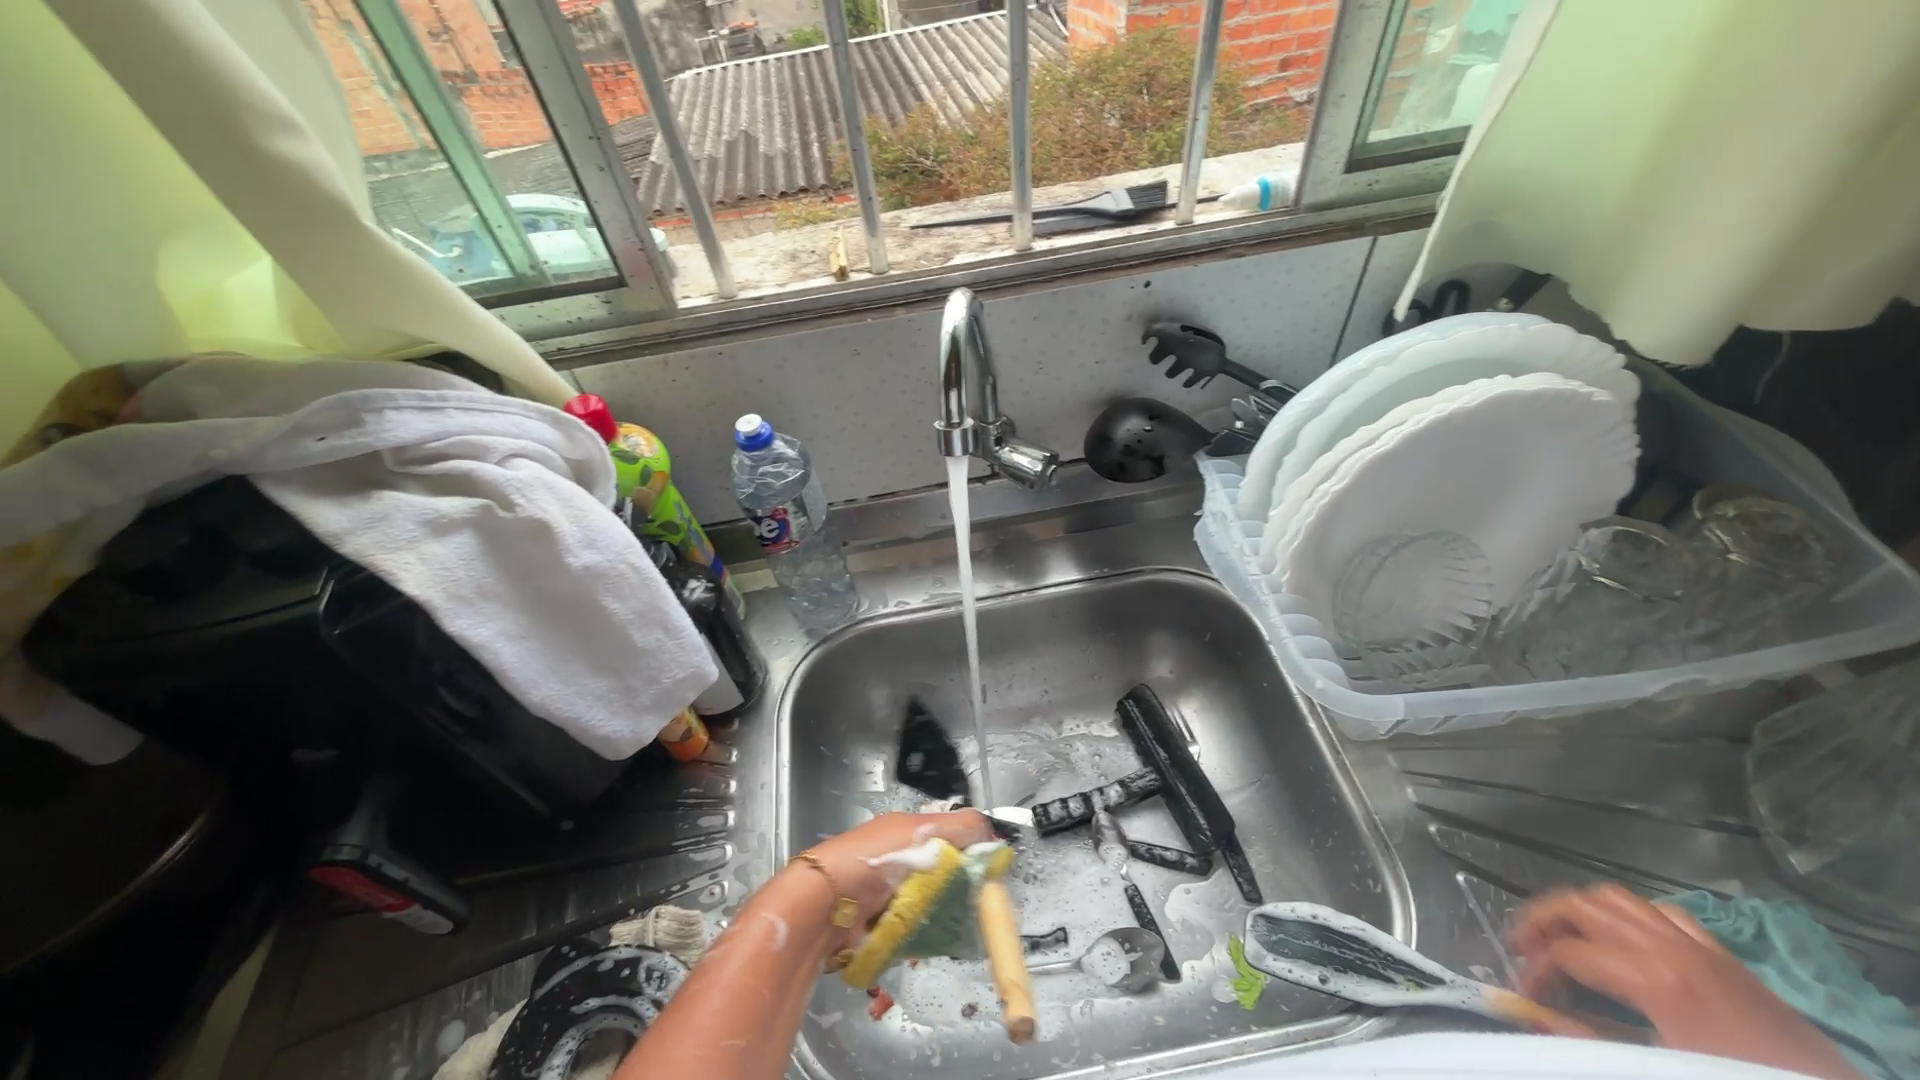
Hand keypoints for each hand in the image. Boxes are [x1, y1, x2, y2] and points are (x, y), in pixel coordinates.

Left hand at [791, 810, 995, 928]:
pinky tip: (942, 938)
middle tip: (982, 905)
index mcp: (907, 830)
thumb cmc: (873, 861)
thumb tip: (994, 834)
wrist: (822, 906)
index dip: (973, 852)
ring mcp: (892, 893)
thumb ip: (962, 828)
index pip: (953, 836)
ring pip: (936, 902)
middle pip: (946, 871)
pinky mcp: (885, 924)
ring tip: (968, 925)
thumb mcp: (922, 832)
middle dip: (964, 888)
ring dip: (949, 913)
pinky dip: (930, 932)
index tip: (992, 875)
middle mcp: (900, 857)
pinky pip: (920, 927)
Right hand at [1512, 884, 1860, 1079]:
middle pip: (1582, 906)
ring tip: (1559, 934)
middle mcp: (1669, 945)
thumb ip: (1590, 1037)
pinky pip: (1662, 911)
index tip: (1524, 998)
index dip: (1534, 971)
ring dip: (1578, 910)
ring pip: (1617, 897)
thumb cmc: (1729, 1077)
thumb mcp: (1651, 1066)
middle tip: (1521, 948)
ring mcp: (1698, 944)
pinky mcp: (1721, 953)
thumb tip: (1533, 1015)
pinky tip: (1621, 938)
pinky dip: (1628, 915)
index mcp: (1652, 977)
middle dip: (1541, 921)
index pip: (1567, 953)